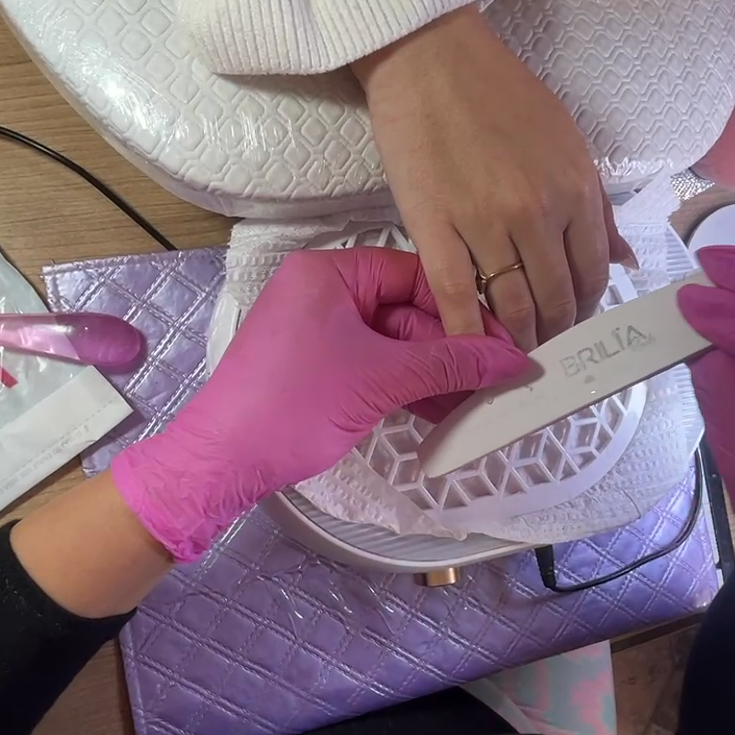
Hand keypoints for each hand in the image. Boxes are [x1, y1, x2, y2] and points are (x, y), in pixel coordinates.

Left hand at [111, 248, 528, 560]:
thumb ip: (448, 365)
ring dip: (435, 374)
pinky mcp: (321, 366)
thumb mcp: (379, 380)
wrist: (223, 462)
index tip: (504, 342)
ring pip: (395, 345)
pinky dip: (408, 387)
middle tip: (498, 378)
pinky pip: (377, 366)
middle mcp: (325, 292)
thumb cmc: (292, 406)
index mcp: (330, 272)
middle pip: (408, 312)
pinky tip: (446, 410)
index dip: (464, 310)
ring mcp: (321, 331)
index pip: (415, 275)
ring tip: (481, 400)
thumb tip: (511, 360)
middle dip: (452, 350)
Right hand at [353, 5, 632, 350]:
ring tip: (513, 352)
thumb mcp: (567, 141)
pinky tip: (470, 354)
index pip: (591, 272)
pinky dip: (466, 333)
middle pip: (554, 297)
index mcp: (575, 188)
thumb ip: (597, 205)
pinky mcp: (434, 228)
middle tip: (542, 347)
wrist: (430, 59)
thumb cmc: (501, 94)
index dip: (584, 308)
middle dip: (553, 331)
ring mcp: (485, 224)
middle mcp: (538, 213)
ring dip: (517, 338)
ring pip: (511, 304)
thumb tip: (625, 261)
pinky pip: (455, 296)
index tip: (572, 322)